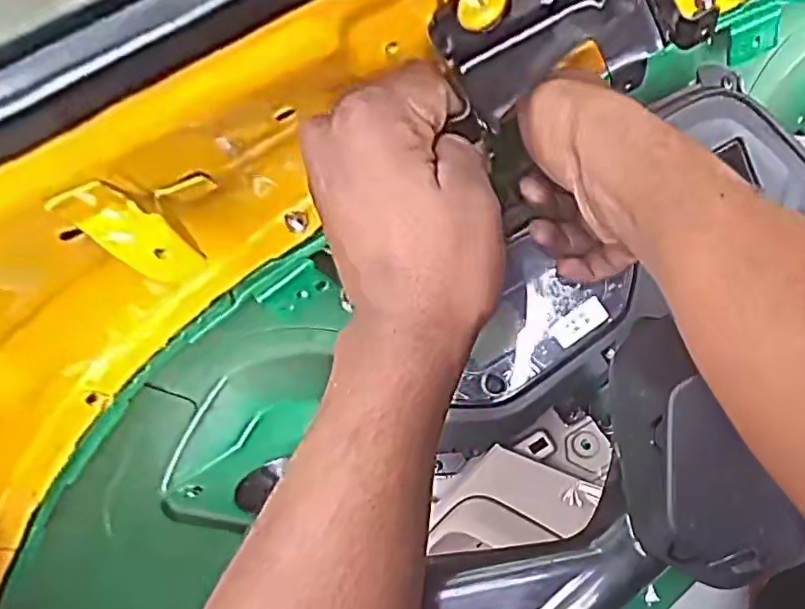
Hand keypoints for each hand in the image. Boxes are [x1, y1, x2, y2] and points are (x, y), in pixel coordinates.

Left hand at [302, 63, 502, 356]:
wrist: (410, 330)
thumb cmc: (440, 279)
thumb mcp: (479, 197)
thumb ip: (469, 144)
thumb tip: (457, 139)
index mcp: (373, 117)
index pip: (431, 81)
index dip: (464, 119)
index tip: (475, 148)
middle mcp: (336, 131)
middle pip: (401, 105)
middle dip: (434, 139)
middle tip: (459, 189)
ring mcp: (325, 165)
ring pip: (383, 138)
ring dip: (412, 163)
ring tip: (435, 210)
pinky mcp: (329, 196)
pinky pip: (368, 169)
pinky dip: (392, 185)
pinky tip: (415, 220)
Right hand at [516, 74, 652, 282]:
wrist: (622, 174)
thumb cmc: (587, 130)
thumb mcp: (532, 102)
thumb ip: (519, 114)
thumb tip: (509, 118)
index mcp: (585, 121)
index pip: (551, 145)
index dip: (526, 161)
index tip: (512, 172)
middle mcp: (605, 162)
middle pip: (564, 193)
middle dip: (539, 204)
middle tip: (528, 201)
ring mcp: (619, 201)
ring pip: (579, 230)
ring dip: (555, 238)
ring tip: (542, 233)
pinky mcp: (628, 238)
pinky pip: (601, 259)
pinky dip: (581, 266)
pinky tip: (565, 264)